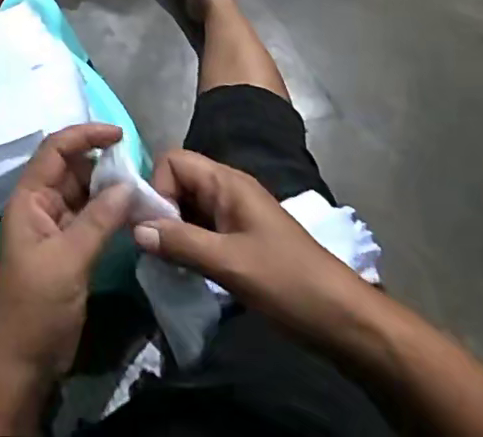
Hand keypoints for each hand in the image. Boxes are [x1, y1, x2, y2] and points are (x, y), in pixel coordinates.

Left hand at [0, 123, 134, 377]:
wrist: (20, 362)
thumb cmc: (36, 306)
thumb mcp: (68, 260)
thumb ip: (98, 220)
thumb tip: (127, 185)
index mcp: (29, 199)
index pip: (55, 151)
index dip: (84, 135)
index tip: (120, 134)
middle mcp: (40, 205)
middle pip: (72, 169)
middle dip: (103, 163)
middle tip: (141, 169)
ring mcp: (54, 228)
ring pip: (84, 194)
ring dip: (110, 189)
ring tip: (144, 189)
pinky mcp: (68, 249)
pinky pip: (90, 218)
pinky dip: (110, 213)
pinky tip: (134, 214)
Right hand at [134, 149, 372, 340]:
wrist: (347, 322)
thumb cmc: (290, 284)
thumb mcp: (230, 263)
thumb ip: (180, 242)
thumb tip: (135, 229)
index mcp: (228, 183)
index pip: (173, 161)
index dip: (157, 187)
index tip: (156, 226)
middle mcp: (229, 190)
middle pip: (177, 182)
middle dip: (161, 210)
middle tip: (157, 248)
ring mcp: (236, 215)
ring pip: (187, 207)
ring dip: (173, 230)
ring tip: (168, 262)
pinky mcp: (241, 239)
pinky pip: (201, 228)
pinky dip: (187, 243)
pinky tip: (185, 269)